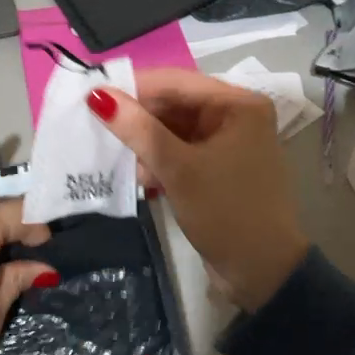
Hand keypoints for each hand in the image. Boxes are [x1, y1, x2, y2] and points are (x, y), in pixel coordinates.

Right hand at [89, 69, 309, 309]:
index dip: (133, 88)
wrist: (263, 272)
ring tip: (124, 164)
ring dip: (147, 145)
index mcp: (237, 103)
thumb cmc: (226, 212)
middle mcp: (236, 114)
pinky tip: (143, 179)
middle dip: (139, 120)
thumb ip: (138, 130)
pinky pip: (181, 150)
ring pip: (174, 128)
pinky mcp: (219, 166)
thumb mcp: (179, 169)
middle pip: (174, 103)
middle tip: (101, 134)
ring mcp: (229, 141)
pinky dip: (160, 161)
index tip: (91, 98)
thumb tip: (97, 95)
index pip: (175, 81)